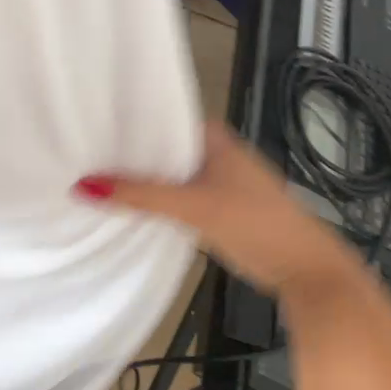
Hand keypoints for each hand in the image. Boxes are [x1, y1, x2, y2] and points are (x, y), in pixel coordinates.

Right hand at [75, 122, 362, 298]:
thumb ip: (141, 196)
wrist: (309, 274)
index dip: (127, 117)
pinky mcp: (218, 208)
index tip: (89, 119)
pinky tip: (129, 202)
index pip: (161, 115)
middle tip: (83, 147)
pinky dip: (155, 197)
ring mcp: (218, 181)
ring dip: (141, 175)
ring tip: (96, 171)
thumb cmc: (257, 226)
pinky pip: (176, 194)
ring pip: (168, 171)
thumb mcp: (194, 208)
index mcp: (215, 137)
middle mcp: (216, 152)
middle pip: (161, 145)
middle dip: (128, 149)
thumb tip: (81, 185)